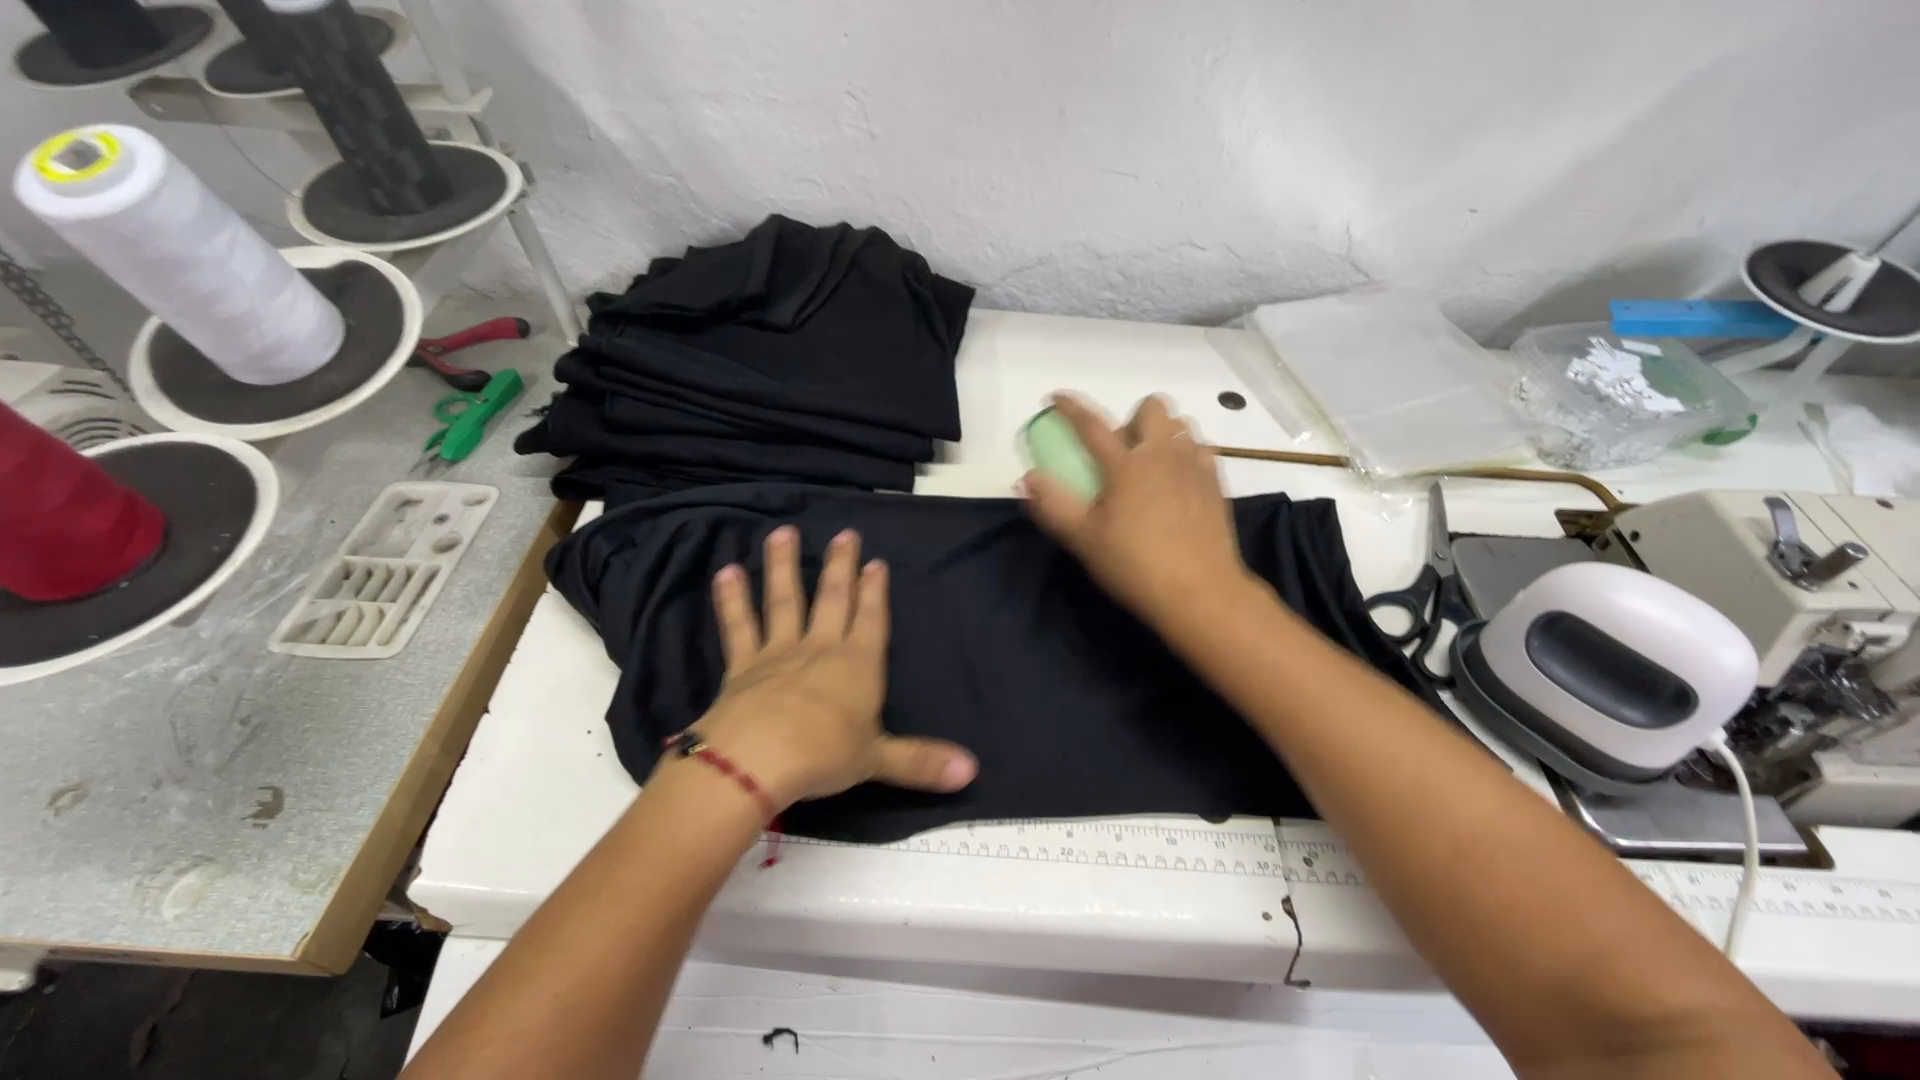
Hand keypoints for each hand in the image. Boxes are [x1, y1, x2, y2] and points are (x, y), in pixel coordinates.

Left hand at [690, 525, 977, 809]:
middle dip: (840, 566)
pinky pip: (738, 626)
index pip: (871, 620)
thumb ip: (922, 762)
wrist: (758, 758)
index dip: (875, 591)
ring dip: (784, 566)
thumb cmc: (826, 756)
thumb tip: (972, 771)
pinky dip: (732, 599)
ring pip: (784, 601)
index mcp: (859, 666)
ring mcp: (779, 653)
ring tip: (782, 533)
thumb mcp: (879, 760)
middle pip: (833, 599)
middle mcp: (821, 649)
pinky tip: (726, 572)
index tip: (874, 561)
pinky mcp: (742, 665)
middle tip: (844, 534)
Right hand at [1022, 393, 1258, 626]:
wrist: (1201, 593)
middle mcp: (1163, 454)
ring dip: (1162, 434)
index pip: (1091, 425)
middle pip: (1152, 407)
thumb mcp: (1084, 540)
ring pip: (1181, 424)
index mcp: (1126, 465)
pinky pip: (1201, 449)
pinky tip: (1176, 482)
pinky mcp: (1216, 484)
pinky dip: (1185, 454)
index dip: (1070, 407)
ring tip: (1150, 466)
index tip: (1056, 397)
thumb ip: (1053, 505)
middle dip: (1132, 417)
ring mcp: (1195, 466)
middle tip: (1119, 451)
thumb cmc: (1135, 566)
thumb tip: (1028, 478)